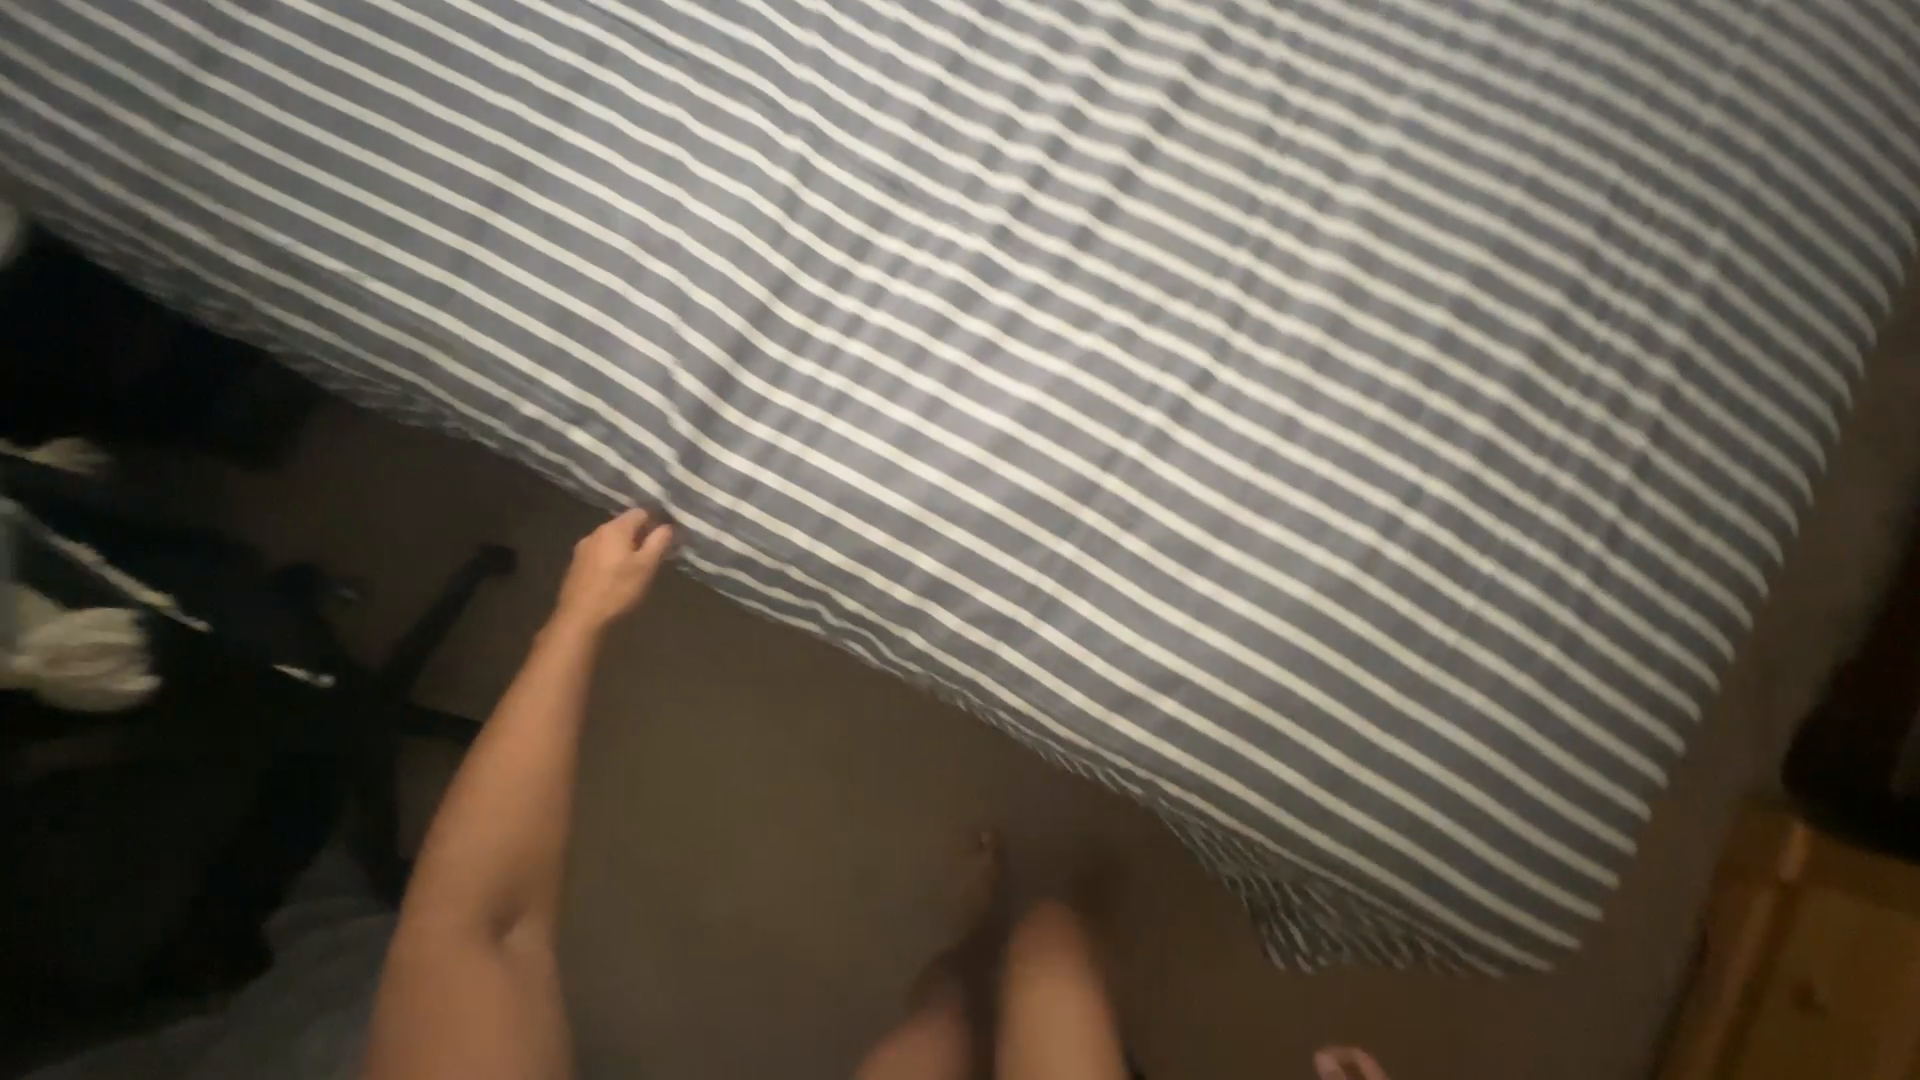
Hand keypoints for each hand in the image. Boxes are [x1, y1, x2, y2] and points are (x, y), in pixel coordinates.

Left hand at [550, 509, 674, 635]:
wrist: (580, 617)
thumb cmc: (618, 590)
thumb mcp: (646, 566)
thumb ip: (658, 542)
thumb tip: (667, 526)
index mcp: (614, 529)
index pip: (640, 512)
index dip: (655, 522)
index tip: (664, 539)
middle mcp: (596, 533)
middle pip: (623, 525)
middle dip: (640, 536)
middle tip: (653, 557)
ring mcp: (583, 548)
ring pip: (610, 540)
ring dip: (624, 548)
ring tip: (635, 569)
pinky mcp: (576, 564)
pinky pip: (599, 553)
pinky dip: (610, 559)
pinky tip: (615, 577)